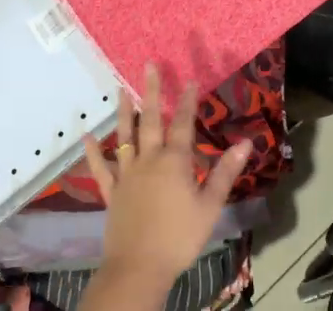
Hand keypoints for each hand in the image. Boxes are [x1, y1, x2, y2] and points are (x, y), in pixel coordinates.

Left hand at [84, 64, 252, 296]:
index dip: (188, 101)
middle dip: (152, 91)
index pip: (183, 124)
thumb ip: (225, 172)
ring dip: (124, 111)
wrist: (139, 267)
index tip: (189, 79)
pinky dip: (93, 152)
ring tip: (121, 88)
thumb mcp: (210, 207)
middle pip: (151, 120)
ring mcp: (127, 174)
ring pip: (124, 136)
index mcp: (175, 162)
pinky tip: (87, 136)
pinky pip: (101, 168)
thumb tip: (246, 143)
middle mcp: (149, 160)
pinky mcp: (111, 192)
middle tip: (148, 65)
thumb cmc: (179, 237)